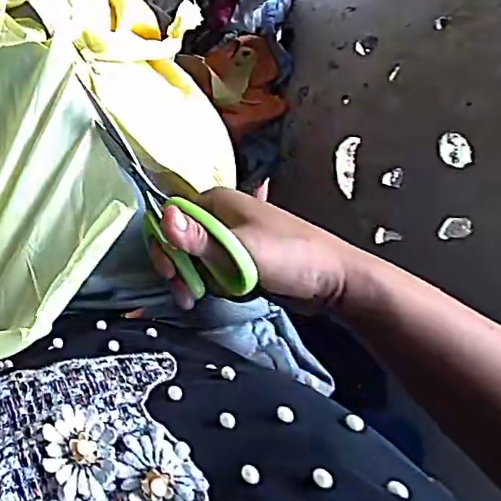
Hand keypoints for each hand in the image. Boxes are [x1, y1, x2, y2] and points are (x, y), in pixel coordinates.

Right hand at [148, 187, 360, 309]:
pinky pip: (210, 268)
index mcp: (219, 200)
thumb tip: (164, 215)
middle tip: (185, 293)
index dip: (166, 243)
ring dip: (190, 279)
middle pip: (180, 238)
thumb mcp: (241, 249)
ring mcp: (231, 237)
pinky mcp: (239, 258)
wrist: (336, 282)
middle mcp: (221, 214)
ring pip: (193, 256)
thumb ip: (201, 238)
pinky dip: (207, 283)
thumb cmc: (292, 258)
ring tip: (195, 299)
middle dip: (177, 267)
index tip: (171, 272)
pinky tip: (210, 296)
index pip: (172, 216)